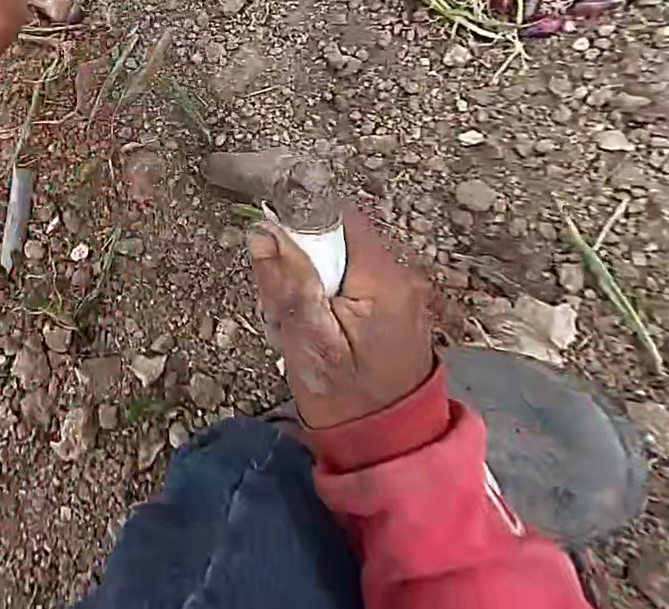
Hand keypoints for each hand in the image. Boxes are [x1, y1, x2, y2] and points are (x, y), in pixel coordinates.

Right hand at [250, 208, 434, 427]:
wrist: (390, 449)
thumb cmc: (347, 402)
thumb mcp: (308, 344)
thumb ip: (287, 285)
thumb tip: (265, 234)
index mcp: (382, 279)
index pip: (338, 218)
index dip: (303, 227)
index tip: (278, 255)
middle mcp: (400, 275)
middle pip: (339, 239)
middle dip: (304, 262)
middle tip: (284, 306)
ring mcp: (403, 290)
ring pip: (343, 260)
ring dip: (314, 281)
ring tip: (300, 324)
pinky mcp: (398, 305)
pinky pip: (356, 281)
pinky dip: (332, 295)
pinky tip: (321, 329)